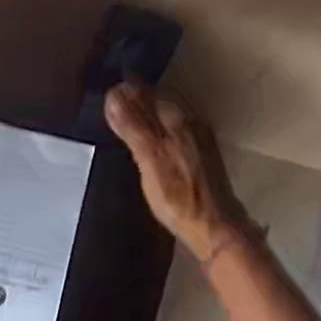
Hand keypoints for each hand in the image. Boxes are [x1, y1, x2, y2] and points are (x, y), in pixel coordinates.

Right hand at [104, 84, 249, 261]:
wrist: (213, 227)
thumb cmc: (178, 197)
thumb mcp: (149, 159)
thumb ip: (133, 126)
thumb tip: (113, 92)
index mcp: (176, 119)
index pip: (146, 94)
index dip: (126, 95)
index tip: (106, 101)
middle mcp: (192, 124)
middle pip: (159, 105)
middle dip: (138, 106)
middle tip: (114, 113)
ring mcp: (200, 143)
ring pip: (169, 123)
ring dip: (151, 124)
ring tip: (130, 132)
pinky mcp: (204, 164)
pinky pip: (177, 140)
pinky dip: (163, 142)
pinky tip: (154, 154)